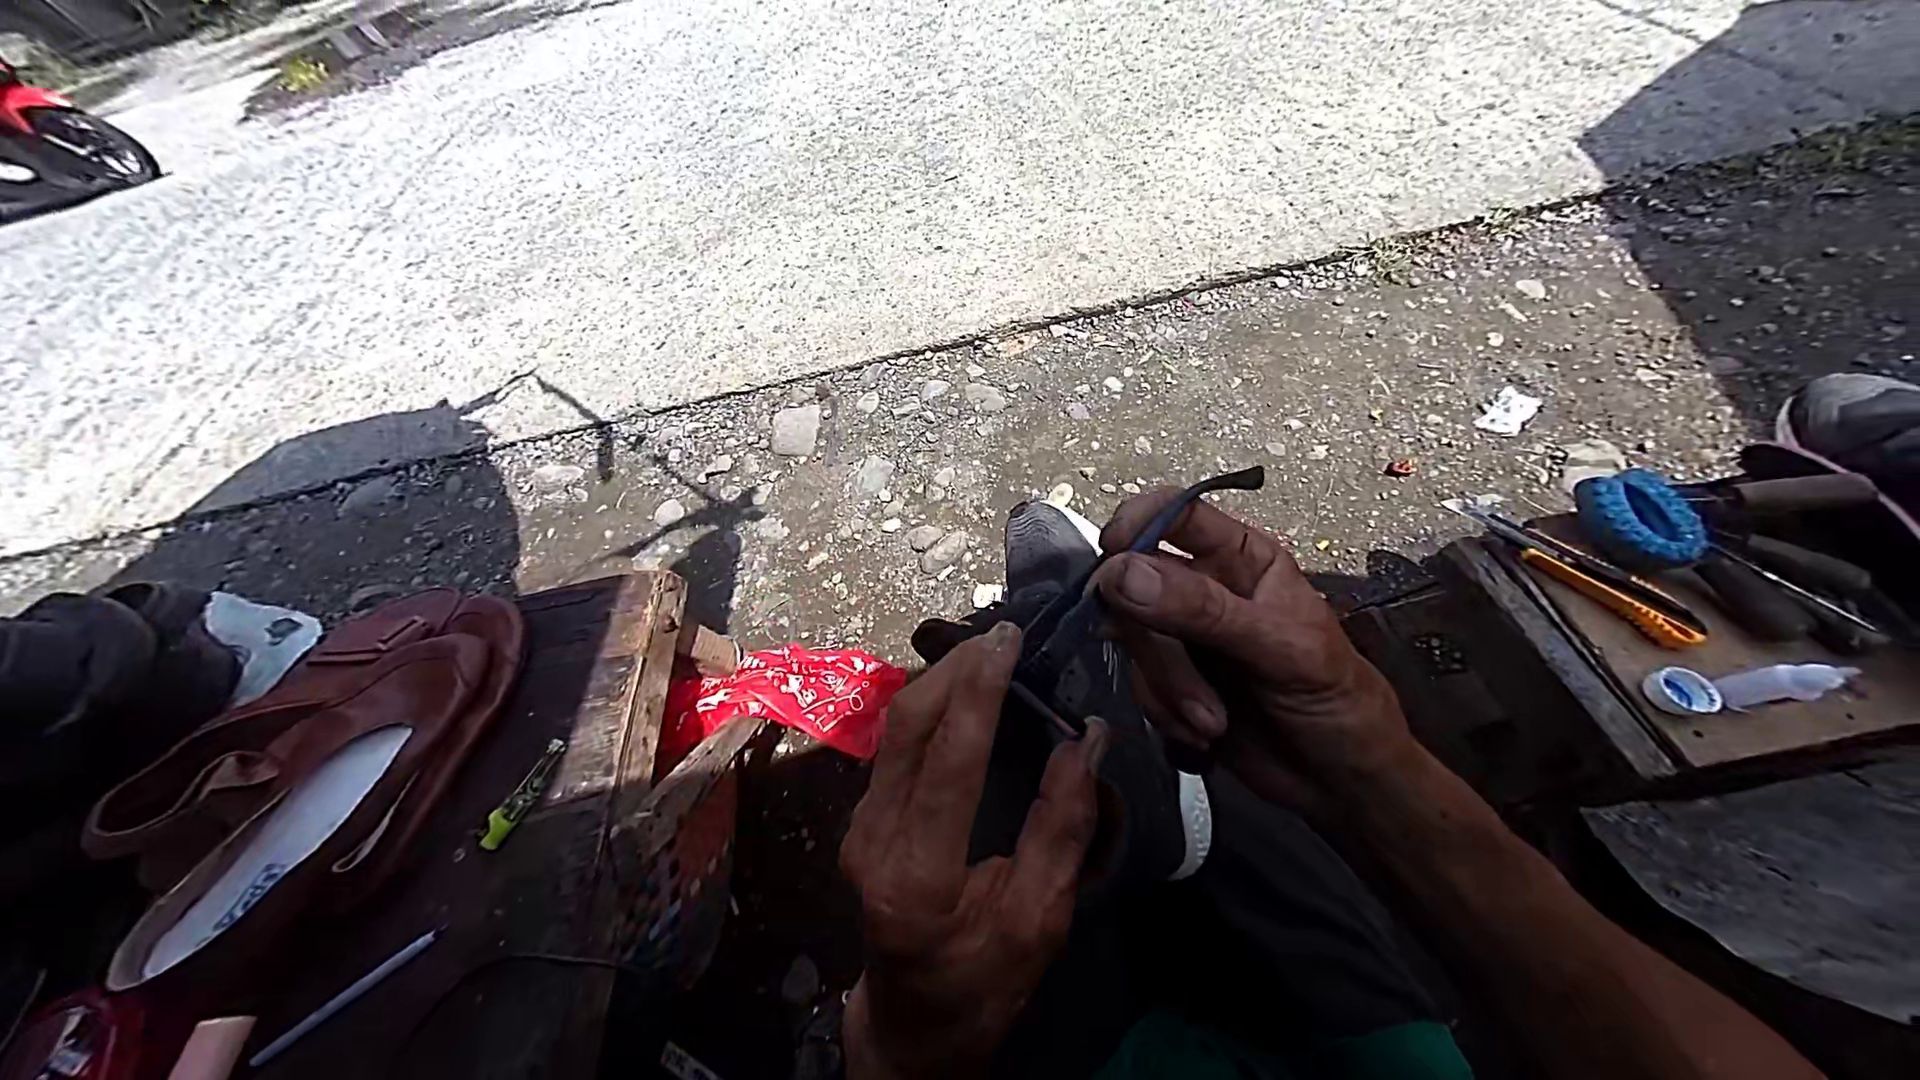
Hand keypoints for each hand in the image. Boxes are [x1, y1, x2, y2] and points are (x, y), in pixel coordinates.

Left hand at [840, 622, 1107, 1079]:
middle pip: (907, 726)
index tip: (1009, 641)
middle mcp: (873, 838)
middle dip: (955, 668)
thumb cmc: (983, 983)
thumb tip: (1085, 738)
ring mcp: (859, 823)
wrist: (912, 1023)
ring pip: (895, 726)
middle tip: (1003, 634)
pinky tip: (963, 686)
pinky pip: (895, 741)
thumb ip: (1061, 826)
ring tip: (987, 649)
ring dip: (940, 678)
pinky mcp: (863, 814)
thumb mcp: (1041, 919)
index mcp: (917, 877)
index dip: (980, 693)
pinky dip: (931, 703)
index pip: (948, 762)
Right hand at [1089, 489, 1419, 815]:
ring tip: (1214, 720)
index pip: (1175, 514)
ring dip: (1167, 686)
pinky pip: (1134, 680)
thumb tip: (1123, 572)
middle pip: (1136, 582)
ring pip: (1130, 636)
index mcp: (1240, 558)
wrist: (1337, 785)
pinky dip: (1163, 711)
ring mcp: (1178, 633)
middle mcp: (1200, 587)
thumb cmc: (1337, 703)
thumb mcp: (1284, 650)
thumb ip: (1204, 609)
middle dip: (1158, 643)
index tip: (1115, 550)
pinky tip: (1203, 731)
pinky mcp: (1164, 678)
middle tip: (1191, 683)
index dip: (1137, 521)